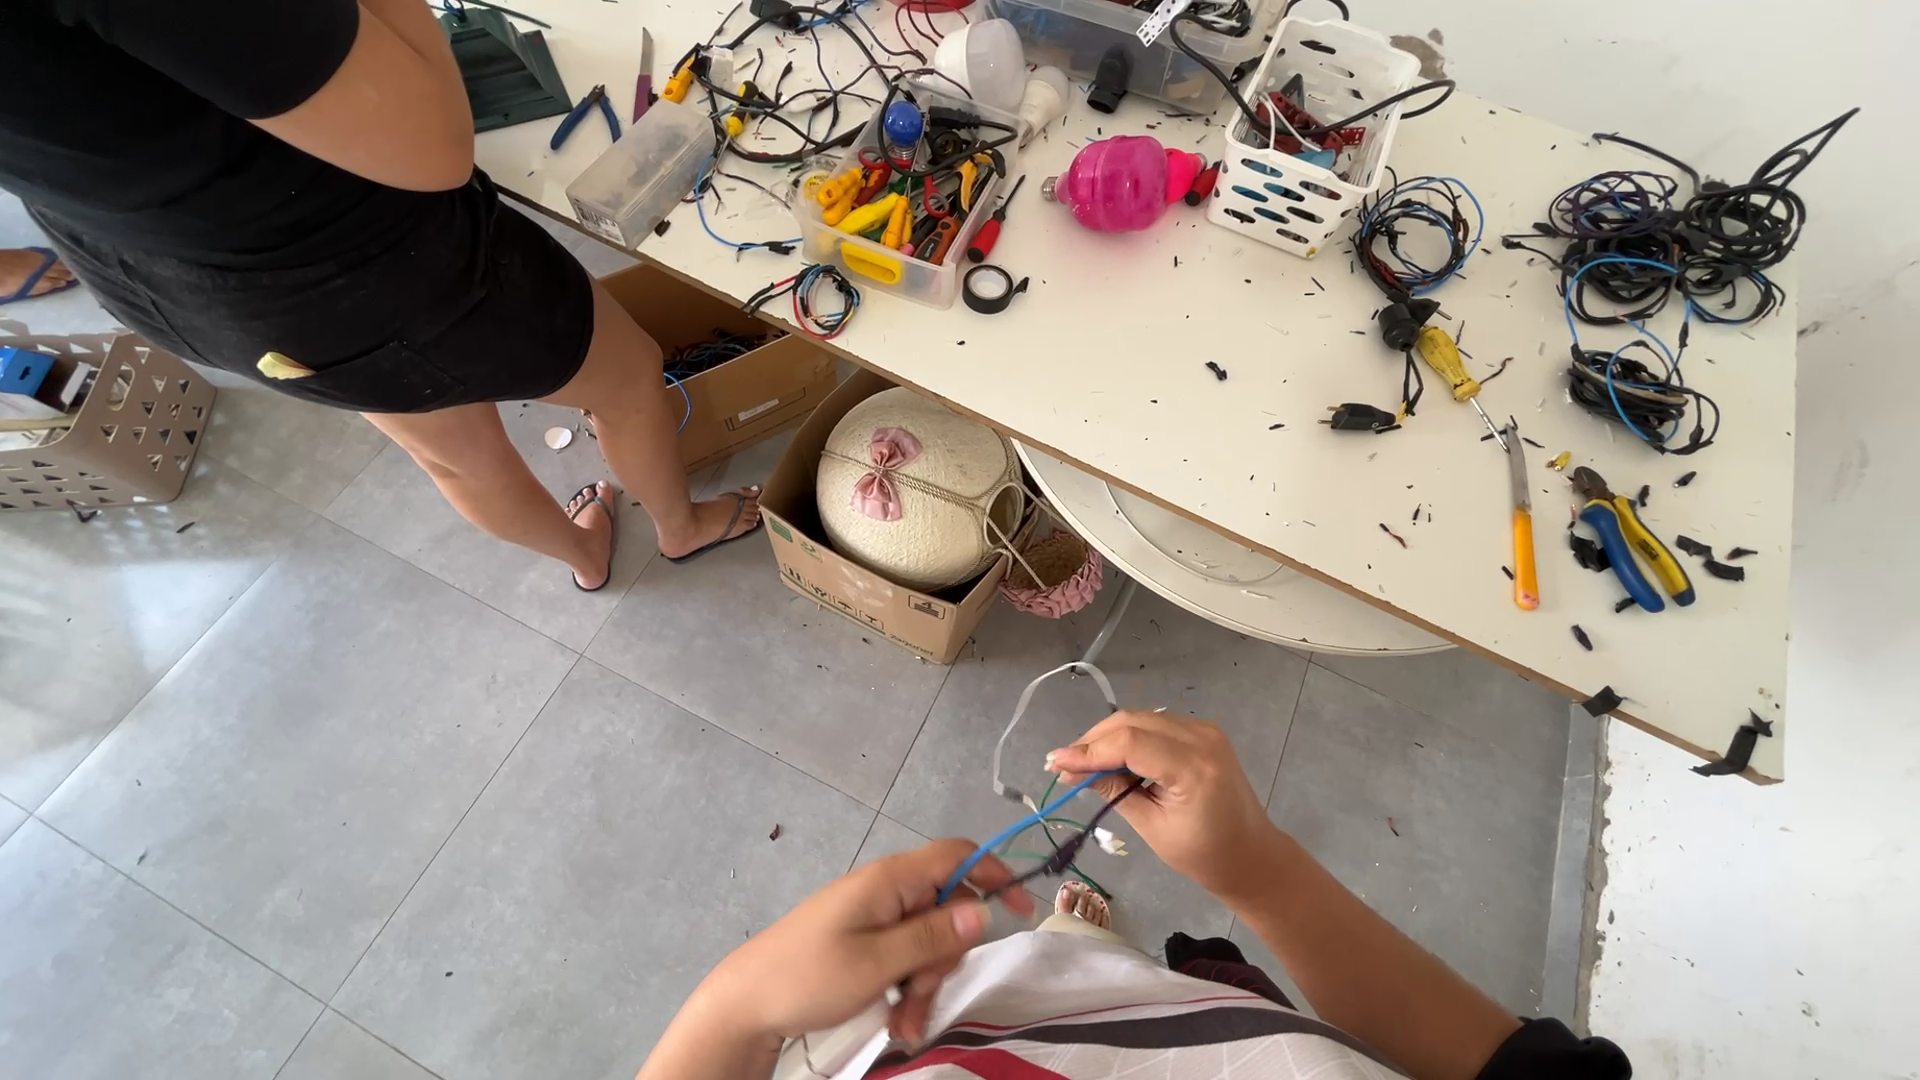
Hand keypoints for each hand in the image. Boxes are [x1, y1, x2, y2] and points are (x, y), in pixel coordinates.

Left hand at [698, 838, 1035, 1045]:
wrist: (747, 1000)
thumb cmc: (810, 975)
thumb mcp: (877, 962)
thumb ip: (932, 935)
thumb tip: (983, 909)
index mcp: (891, 879)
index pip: (956, 855)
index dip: (994, 872)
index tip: (1022, 909)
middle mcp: (887, 889)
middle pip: (946, 907)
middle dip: (944, 956)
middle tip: (922, 995)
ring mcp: (875, 914)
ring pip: (927, 939)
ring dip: (925, 981)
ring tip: (903, 1020)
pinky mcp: (865, 938)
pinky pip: (904, 954)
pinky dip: (907, 985)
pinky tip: (895, 1017)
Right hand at [1047, 711, 1284, 905]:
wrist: (1253, 856)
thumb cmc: (1205, 855)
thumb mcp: (1152, 828)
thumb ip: (1113, 792)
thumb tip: (1071, 771)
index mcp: (1194, 768)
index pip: (1130, 742)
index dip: (1088, 750)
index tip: (1055, 763)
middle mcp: (1202, 738)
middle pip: (1131, 721)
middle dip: (1092, 740)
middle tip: (1063, 764)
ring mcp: (1204, 729)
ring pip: (1139, 717)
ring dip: (1107, 736)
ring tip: (1080, 762)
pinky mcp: (1202, 730)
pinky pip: (1153, 723)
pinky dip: (1127, 736)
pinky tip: (1110, 756)